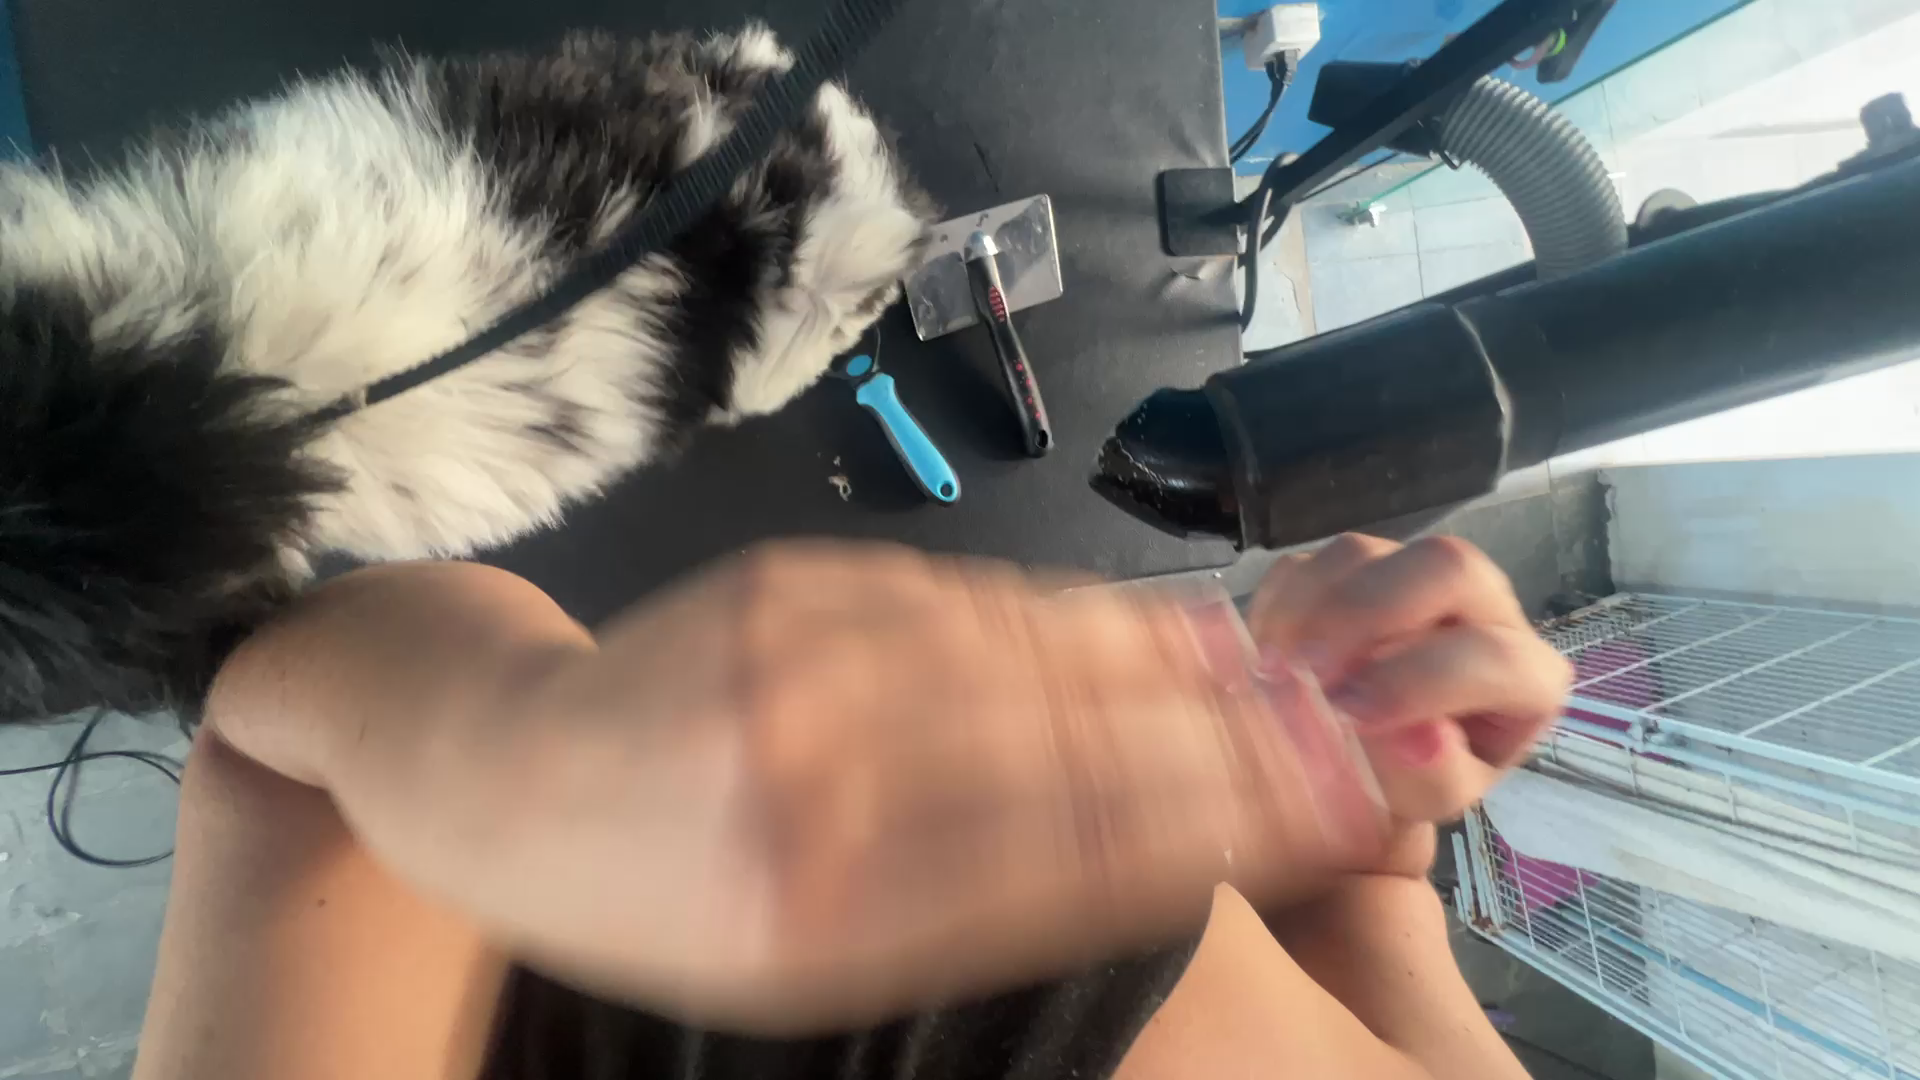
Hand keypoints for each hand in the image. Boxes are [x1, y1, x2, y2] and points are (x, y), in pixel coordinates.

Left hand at [365, 544, 1382, 1032]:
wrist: (507, 762)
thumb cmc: (652, 885)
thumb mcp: (789, 953)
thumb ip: (959, 893)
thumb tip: (1131, 833)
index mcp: (811, 915)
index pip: (1055, 862)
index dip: (1203, 824)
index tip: (1314, 801)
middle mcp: (813, 774)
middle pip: (1059, 748)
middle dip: (1215, 740)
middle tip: (1335, 729)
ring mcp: (801, 653)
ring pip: (1024, 658)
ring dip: (1158, 666)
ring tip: (1265, 672)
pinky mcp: (794, 580)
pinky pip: (961, 599)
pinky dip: (1063, 615)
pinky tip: (1135, 620)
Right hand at [1247, 534, 1572, 833]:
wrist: (1366, 761)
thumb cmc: (1412, 776)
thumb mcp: (1430, 795)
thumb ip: (1432, 776)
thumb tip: (1416, 738)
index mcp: (1522, 671)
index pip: (1492, 655)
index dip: (1416, 682)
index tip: (1344, 717)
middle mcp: (1477, 606)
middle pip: (1443, 565)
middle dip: (1364, 613)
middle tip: (1307, 669)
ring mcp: (1404, 576)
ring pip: (1360, 553)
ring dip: (1306, 611)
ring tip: (1275, 670)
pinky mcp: (1342, 571)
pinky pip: (1302, 565)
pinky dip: (1275, 609)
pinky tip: (1267, 658)